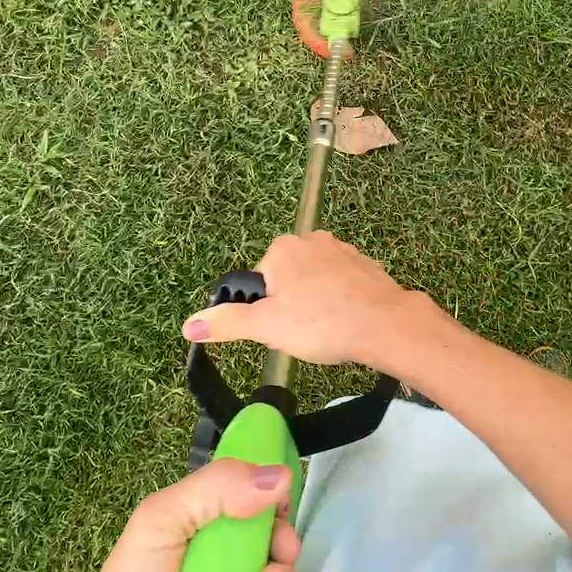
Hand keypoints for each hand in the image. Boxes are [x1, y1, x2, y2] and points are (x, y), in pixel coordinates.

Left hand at [77, 459, 301, 571]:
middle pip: (273, 538)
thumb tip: (279, 476)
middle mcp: (222, 555)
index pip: (253, 497)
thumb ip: (216, 487)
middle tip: (281, 551)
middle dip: (284, 542)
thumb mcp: (162, 519)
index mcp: (205, 521)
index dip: (272, 499)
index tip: (280, 507)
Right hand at [182, 231, 427, 369]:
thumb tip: (188, 326)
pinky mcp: (364, 264)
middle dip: (291, 306)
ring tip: (327, 329)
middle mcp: (311, 239)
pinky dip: (340, 301)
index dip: (267, 310)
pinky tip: (347, 321)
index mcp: (282, 248)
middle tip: (304, 331)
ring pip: (314, 282)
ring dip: (316, 304)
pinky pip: (341, 285)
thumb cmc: (320, 323)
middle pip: (287, 280)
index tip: (281, 328)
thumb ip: (227, 323)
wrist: (384, 324)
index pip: (260, 283)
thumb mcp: (266, 326)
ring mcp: (341, 249)